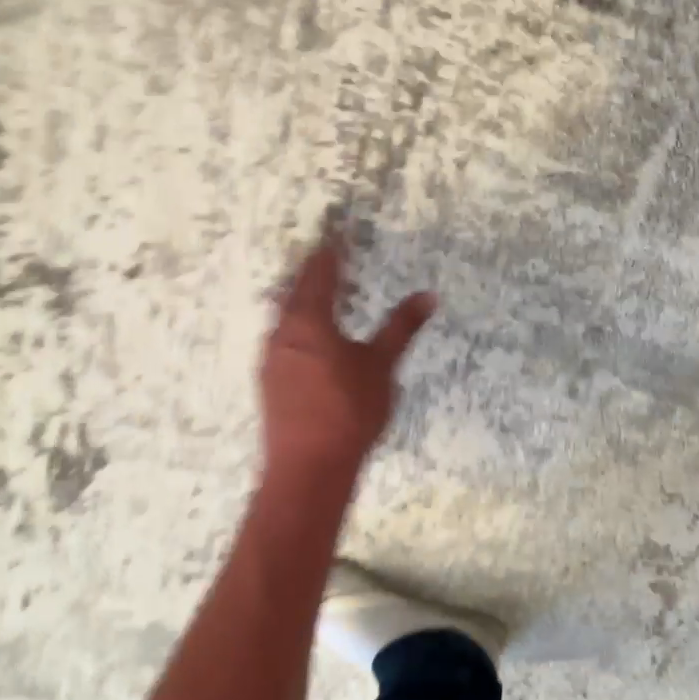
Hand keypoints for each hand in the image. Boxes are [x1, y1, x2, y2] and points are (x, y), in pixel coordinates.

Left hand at [260, 236, 435, 485]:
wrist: (309, 466)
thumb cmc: (350, 410)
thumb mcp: (382, 366)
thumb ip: (402, 328)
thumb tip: (427, 296)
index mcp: (308, 321)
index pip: (318, 273)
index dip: (329, 252)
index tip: (336, 233)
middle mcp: (282, 333)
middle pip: (294, 292)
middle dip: (311, 274)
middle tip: (326, 258)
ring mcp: (271, 359)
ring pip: (285, 317)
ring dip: (301, 302)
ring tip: (320, 295)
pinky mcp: (271, 382)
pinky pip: (283, 341)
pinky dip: (298, 328)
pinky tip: (311, 341)